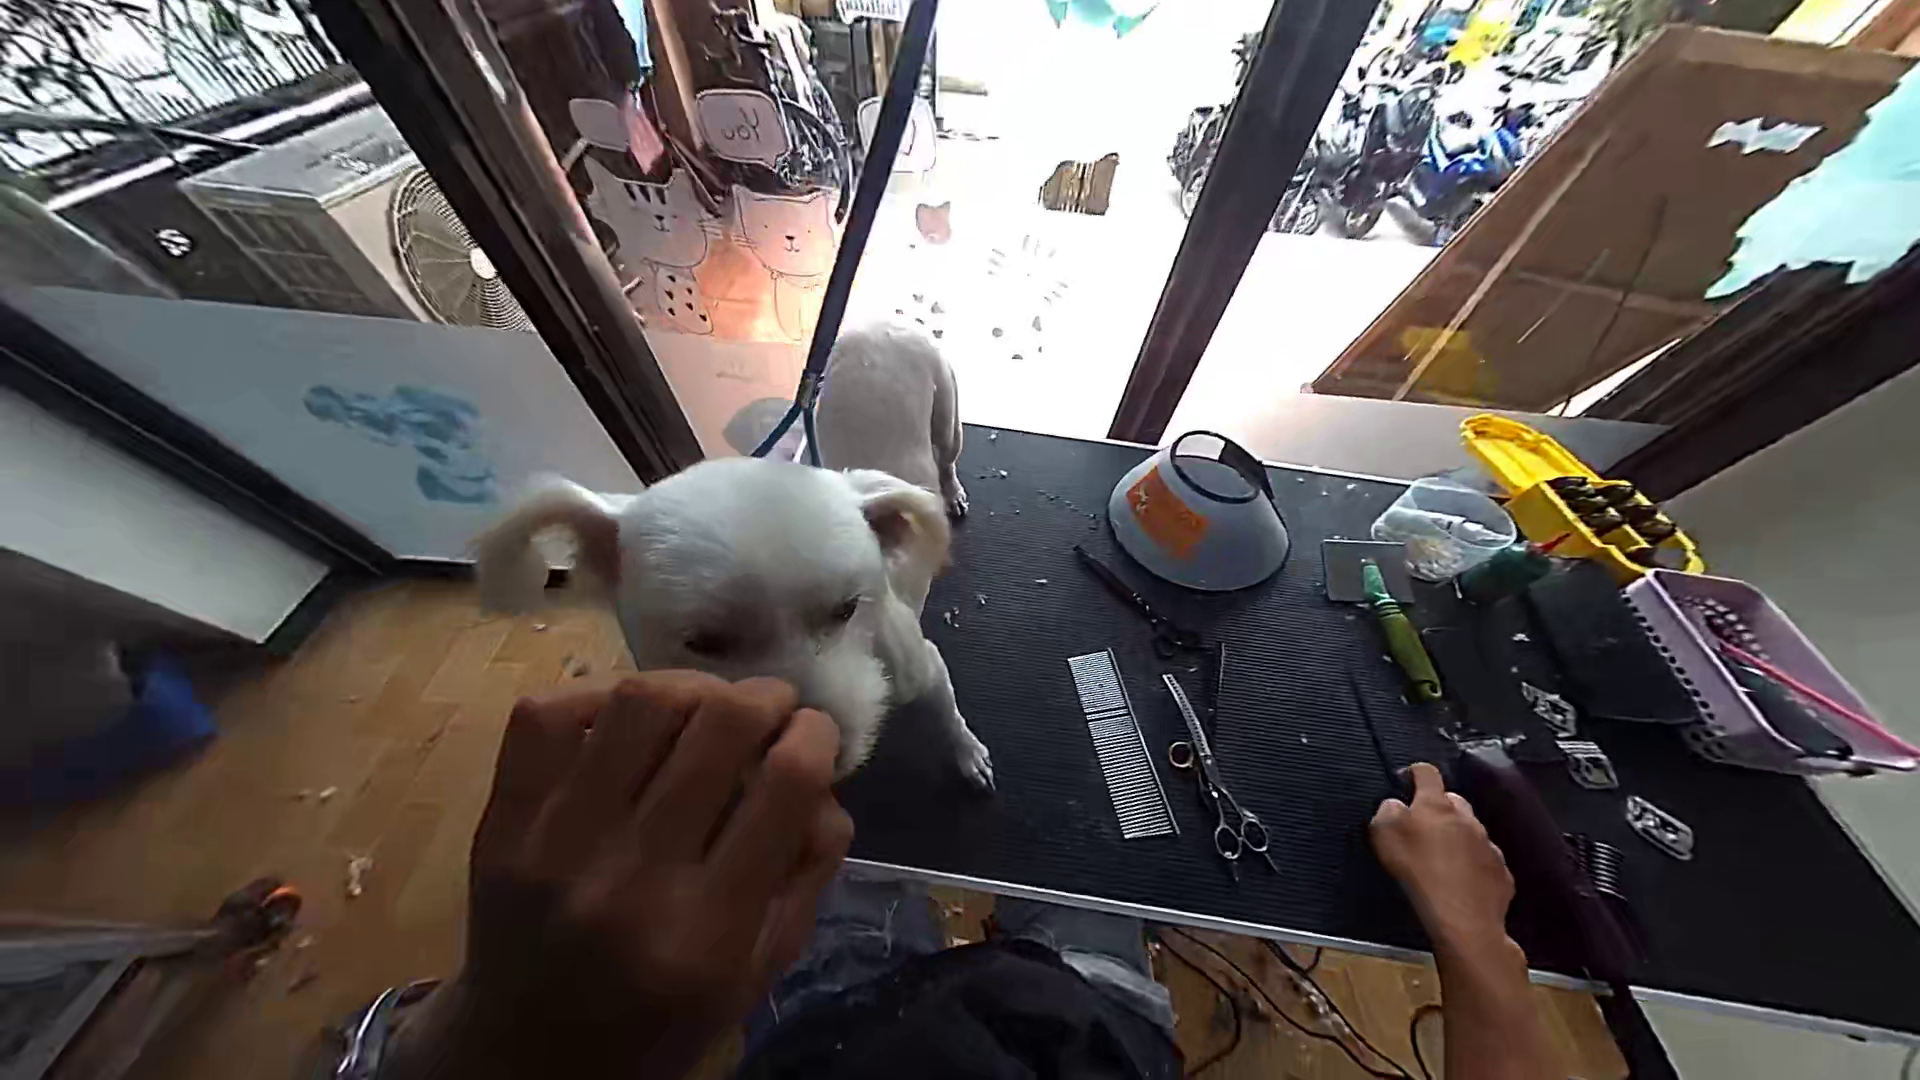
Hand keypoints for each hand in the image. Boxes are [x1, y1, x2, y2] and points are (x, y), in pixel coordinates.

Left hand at [429, 672, 851, 1078]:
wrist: (525, 1063)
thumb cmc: (666, 1016)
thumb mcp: (766, 963)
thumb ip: (811, 864)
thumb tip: (821, 771)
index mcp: (710, 929)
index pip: (788, 779)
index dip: (818, 733)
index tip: (816, 732)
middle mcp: (632, 881)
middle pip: (723, 722)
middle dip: (767, 696)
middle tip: (771, 707)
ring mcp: (554, 846)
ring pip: (642, 701)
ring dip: (694, 685)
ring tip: (706, 705)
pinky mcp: (500, 825)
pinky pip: (546, 714)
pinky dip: (598, 694)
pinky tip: (630, 721)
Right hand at [1370, 762, 1513, 955]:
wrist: (1463, 919)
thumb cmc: (1417, 870)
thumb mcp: (1382, 834)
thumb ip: (1387, 810)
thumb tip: (1397, 805)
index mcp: (1436, 805)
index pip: (1427, 772)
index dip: (1413, 772)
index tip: (1404, 781)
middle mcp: (1467, 819)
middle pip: (1452, 800)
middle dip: (1437, 806)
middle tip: (1420, 824)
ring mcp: (1489, 846)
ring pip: (1470, 828)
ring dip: (1456, 833)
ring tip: (1439, 855)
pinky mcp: (1503, 873)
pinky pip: (1484, 857)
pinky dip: (1472, 859)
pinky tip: (1459, 876)